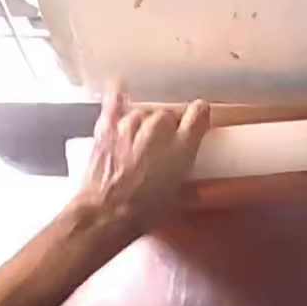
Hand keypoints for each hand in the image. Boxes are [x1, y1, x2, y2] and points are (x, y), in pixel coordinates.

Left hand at [70, 84, 210, 240]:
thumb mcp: (179, 199)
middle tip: (163, 148)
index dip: (199, 117)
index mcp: (182, 145)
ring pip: (145, 111)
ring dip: (145, 123)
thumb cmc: (144, 212)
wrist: (105, 213)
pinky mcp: (107, 125)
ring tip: (140, 142)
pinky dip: (119, 97)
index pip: (200, 113)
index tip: (197, 123)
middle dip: (169, 128)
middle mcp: (159, 127)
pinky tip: (121, 92)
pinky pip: (115, 100)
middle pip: (169, 114)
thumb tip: (201, 185)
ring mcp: (131, 123)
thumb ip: (191, 181)